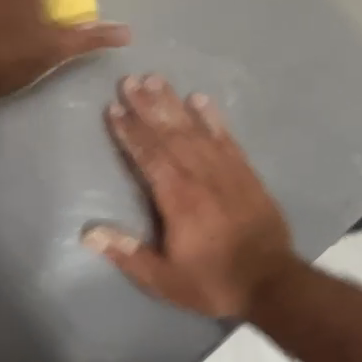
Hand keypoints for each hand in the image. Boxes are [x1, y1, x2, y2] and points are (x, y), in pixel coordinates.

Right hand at [85, 75, 300, 318]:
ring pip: (194, 128)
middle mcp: (199, 174)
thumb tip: (88, 233)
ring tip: (156, 78)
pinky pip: (225, 137)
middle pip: (168, 132)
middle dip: (147, 105)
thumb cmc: (213, 281)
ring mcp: (225, 169)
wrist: (273, 282)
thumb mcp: (164, 279)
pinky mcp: (246, 171)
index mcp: (176, 197)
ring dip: (173, 102)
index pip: (147, 155)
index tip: (113, 107)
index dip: (129, 131)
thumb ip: (127, 253)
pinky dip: (212, 117)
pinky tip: (200, 99)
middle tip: (129, 79)